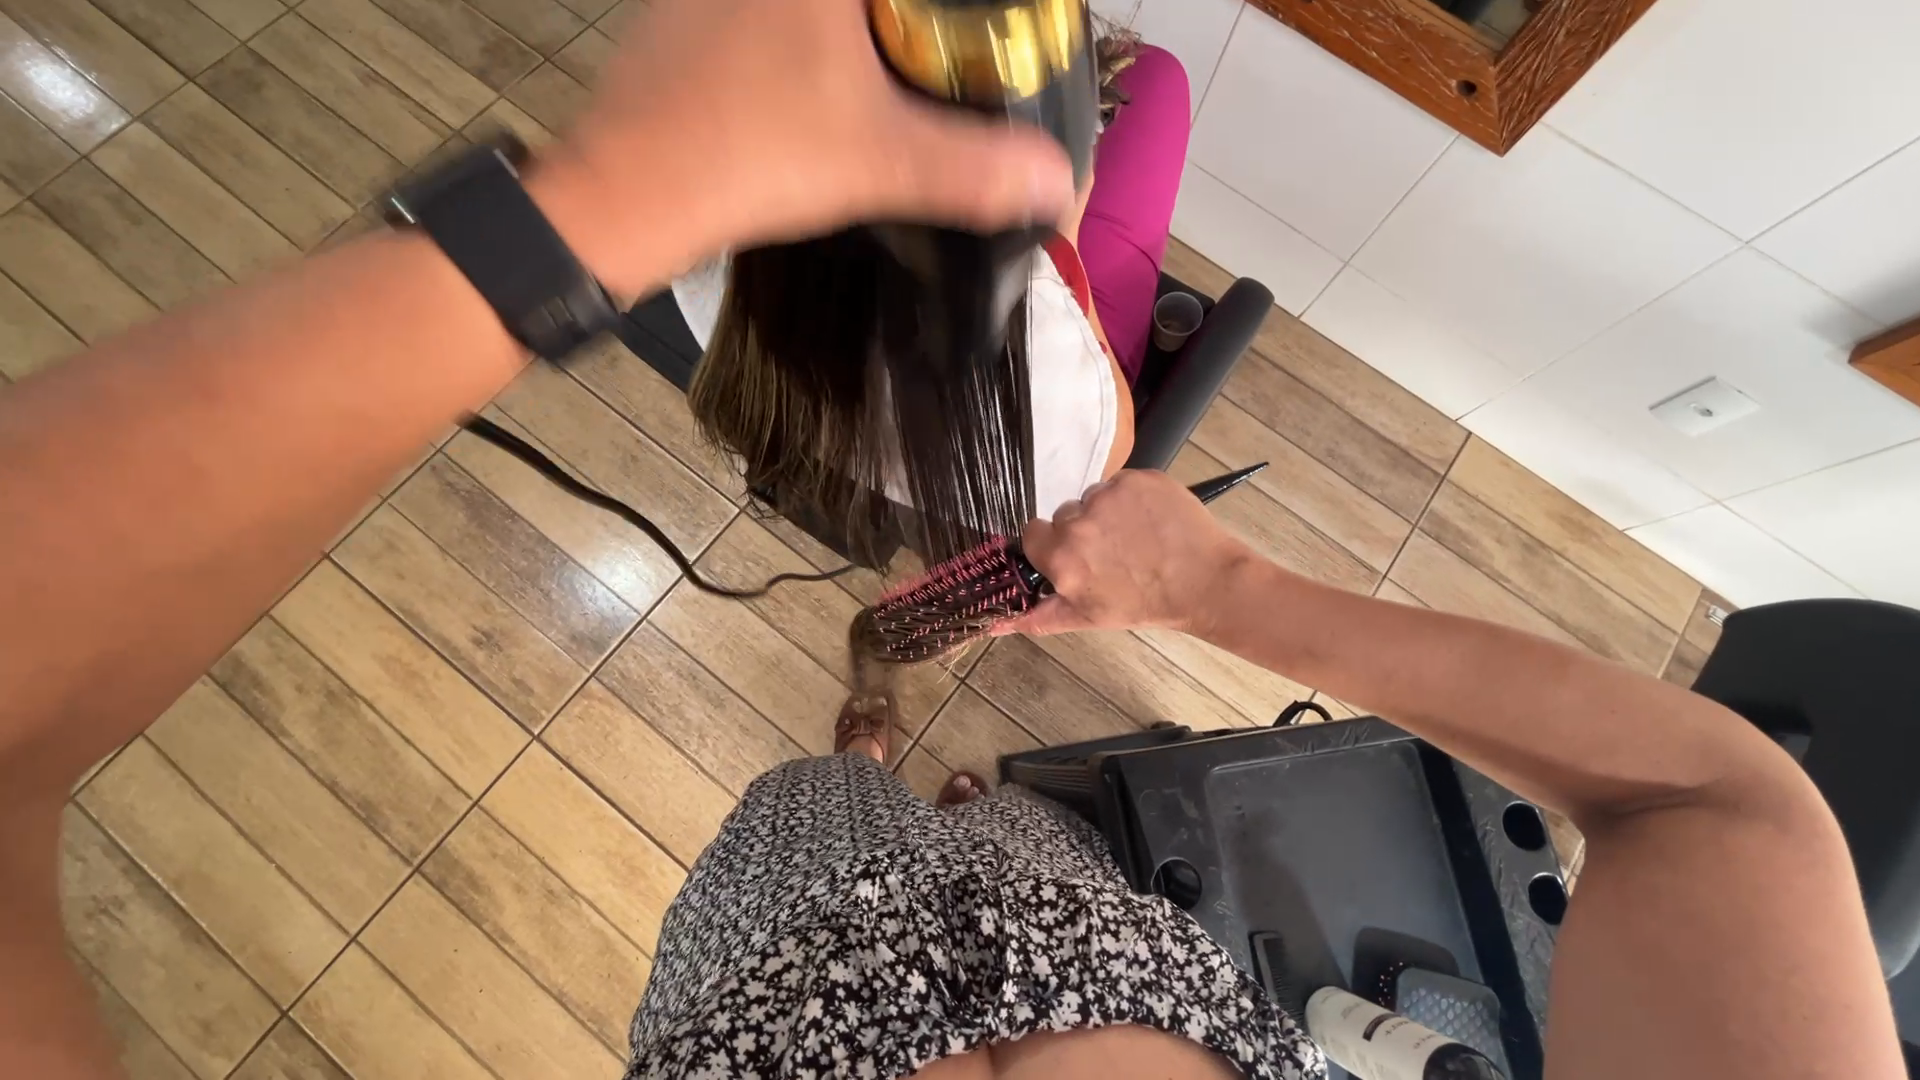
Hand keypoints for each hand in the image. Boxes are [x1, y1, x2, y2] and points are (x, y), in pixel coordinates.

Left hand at [534, 0, 1076, 293]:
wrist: (631, 192)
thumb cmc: (755, 157)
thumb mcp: (881, 163)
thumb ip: (972, 167)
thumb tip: (1056, 179)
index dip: (959, 20)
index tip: (986, 37)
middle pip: (876, 5)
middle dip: (910, 31)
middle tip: (947, 60)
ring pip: (821, 15)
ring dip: (865, 39)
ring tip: (895, 72)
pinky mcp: (693, 14)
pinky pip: (778, 20)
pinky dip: (809, 40)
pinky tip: (820, 84)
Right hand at [1001, 470, 1260, 637]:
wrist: (1205, 583)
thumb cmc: (1145, 604)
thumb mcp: (1086, 618)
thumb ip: (1036, 617)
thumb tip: (993, 624)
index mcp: (1062, 558)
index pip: (1033, 533)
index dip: (1052, 545)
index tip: (1073, 555)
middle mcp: (1080, 523)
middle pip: (1064, 514)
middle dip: (1081, 529)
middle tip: (1110, 551)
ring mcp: (1110, 496)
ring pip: (1091, 497)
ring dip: (1106, 512)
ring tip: (1134, 536)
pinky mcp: (1138, 478)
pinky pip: (1120, 482)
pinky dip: (1132, 498)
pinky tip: (1149, 521)